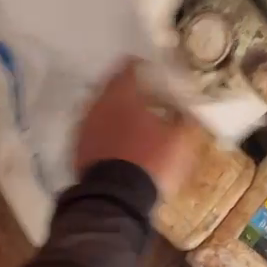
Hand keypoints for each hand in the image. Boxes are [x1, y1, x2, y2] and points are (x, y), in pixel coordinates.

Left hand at [73, 60, 194, 200]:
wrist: (116, 200)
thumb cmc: (151, 163)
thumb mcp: (180, 141)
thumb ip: (185, 119)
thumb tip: (189, 111)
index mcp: (123, 92)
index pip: (132, 67)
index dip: (147, 71)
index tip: (158, 78)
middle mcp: (98, 103)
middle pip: (114, 90)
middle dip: (130, 96)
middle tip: (147, 105)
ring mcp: (84, 129)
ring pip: (102, 114)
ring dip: (116, 119)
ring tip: (132, 131)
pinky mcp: (77, 153)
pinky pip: (94, 138)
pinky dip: (105, 140)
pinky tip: (118, 152)